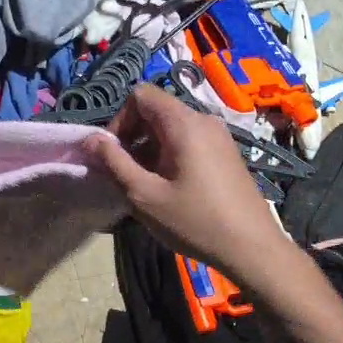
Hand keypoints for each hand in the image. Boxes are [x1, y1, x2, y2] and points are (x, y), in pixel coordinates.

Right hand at [85, 84, 291, 280]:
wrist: (252, 248)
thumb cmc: (194, 221)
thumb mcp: (144, 195)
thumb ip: (114, 163)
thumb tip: (90, 140)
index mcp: (184, 123)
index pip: (141, 95)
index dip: (120, 119)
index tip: (115, 153)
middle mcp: (204, 120)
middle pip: (157, 110)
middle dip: (133, 136)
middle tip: (126, 172)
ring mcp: (219, 136)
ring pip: (172, 127)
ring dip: (150, 149)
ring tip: (146, 185)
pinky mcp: (226, 152)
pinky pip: (189, 140)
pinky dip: (170, 154)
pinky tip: (171, 188)